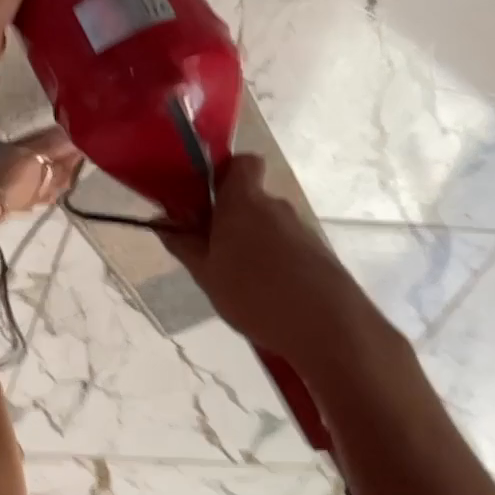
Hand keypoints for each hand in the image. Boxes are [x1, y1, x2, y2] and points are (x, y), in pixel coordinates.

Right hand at [161, 155, 395, 367]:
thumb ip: (183, 244)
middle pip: (250, 199)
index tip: (205, 195)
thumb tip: (161, 220)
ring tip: (236, 279)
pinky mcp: (319, 255)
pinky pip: (286, 246)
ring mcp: (301, 231)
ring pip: (267, 225)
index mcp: (243, 203)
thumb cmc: (256, 295)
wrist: (333, 331)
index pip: (241, 163)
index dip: (224, 171)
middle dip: (229, 217)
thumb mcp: (206, 274)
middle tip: (209, 247)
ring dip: (251, 242)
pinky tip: (265, 294)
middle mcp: (275, 207)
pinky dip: (273, 261)